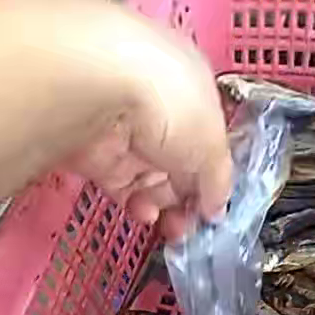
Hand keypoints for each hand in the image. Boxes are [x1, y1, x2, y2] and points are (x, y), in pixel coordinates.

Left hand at [64, 3, 233, 240]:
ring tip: (173, 225)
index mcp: (191, 89)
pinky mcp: (95, 153)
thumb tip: (216, 206)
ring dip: (165, 207)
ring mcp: (124, 130)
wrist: (101, 91)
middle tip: (194, 220)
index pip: (205, 140)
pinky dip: (136, 206)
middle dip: (189, 198)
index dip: (213, 174)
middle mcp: (156, 107)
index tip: (216, 203)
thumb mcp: (214, 146)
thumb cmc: (169, 101)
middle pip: (178, 164)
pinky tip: (147, 214)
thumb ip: (219, 181)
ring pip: (151, 180)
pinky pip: (121, 188)